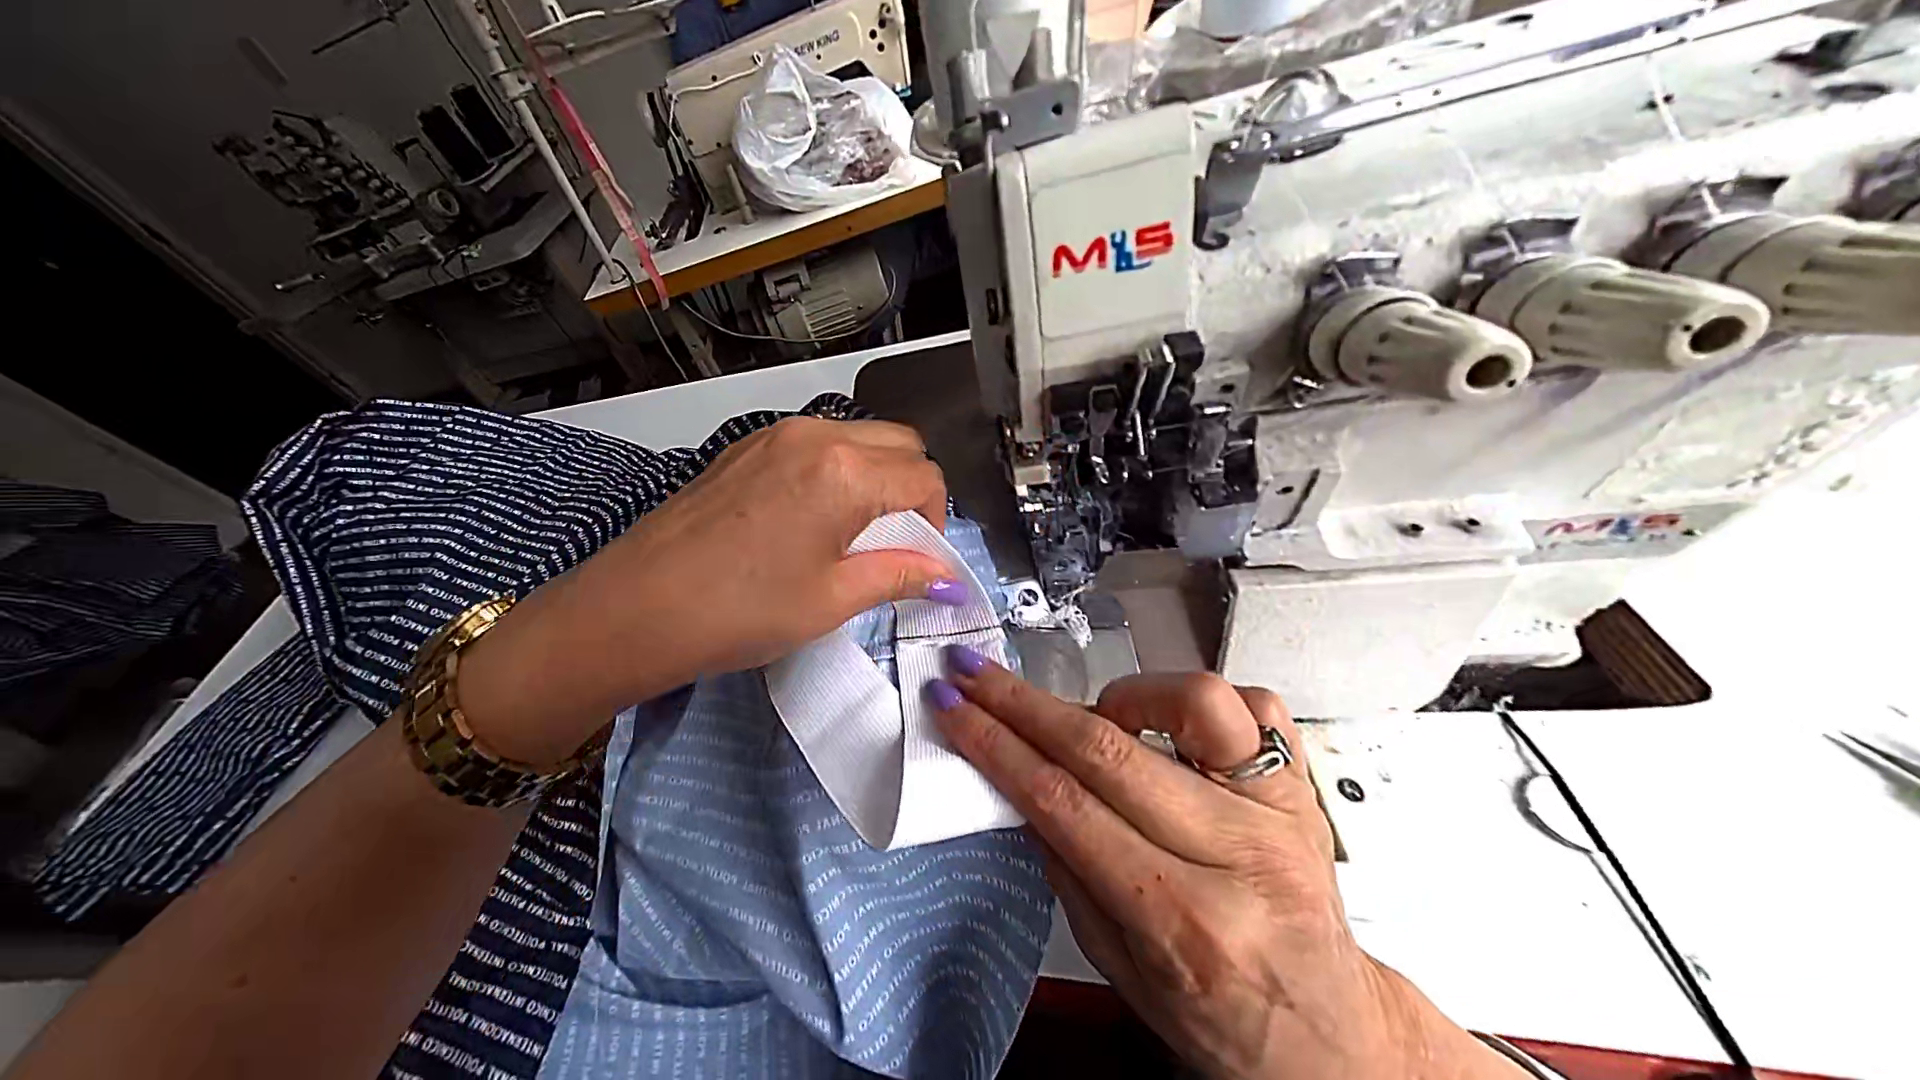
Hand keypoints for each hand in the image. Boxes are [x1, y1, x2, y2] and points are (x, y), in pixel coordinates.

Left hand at [459, 417, 962, 764]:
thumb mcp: (833, 599)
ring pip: (859, 436)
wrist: (634, 608)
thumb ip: (901, 574)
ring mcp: (775, 434)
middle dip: (912, 488)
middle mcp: (815, 435)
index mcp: (845, 471)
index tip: (919, 559)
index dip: (936, 521)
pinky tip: (812, 516)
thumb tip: (948, 576)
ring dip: (876, 475)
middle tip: (893, 542)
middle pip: (900, 443)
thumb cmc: (741, 611)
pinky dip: (837, 469)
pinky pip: (817, 441)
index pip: (925, 477)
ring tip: (853, 530)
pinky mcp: (746, 446)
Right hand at [928, 656, 1523, 1079]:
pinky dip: (1194, 695)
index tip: (954, 708)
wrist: (1330, 1032)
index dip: (996, 745)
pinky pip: (1254, 700)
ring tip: (1098, 716)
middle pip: (1105, 749)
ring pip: (1192, 701)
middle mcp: (1233, 852)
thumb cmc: (1217, 1016)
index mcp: (1177, 917)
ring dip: (1119, 694)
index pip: (1063, 804)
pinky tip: (1168, 719)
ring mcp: (1276, 808)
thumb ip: (1066, 871)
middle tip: (974, 673)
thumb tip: (1020, 783)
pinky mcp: (1301, 784)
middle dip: (1022, 702)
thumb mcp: (1118, 967)